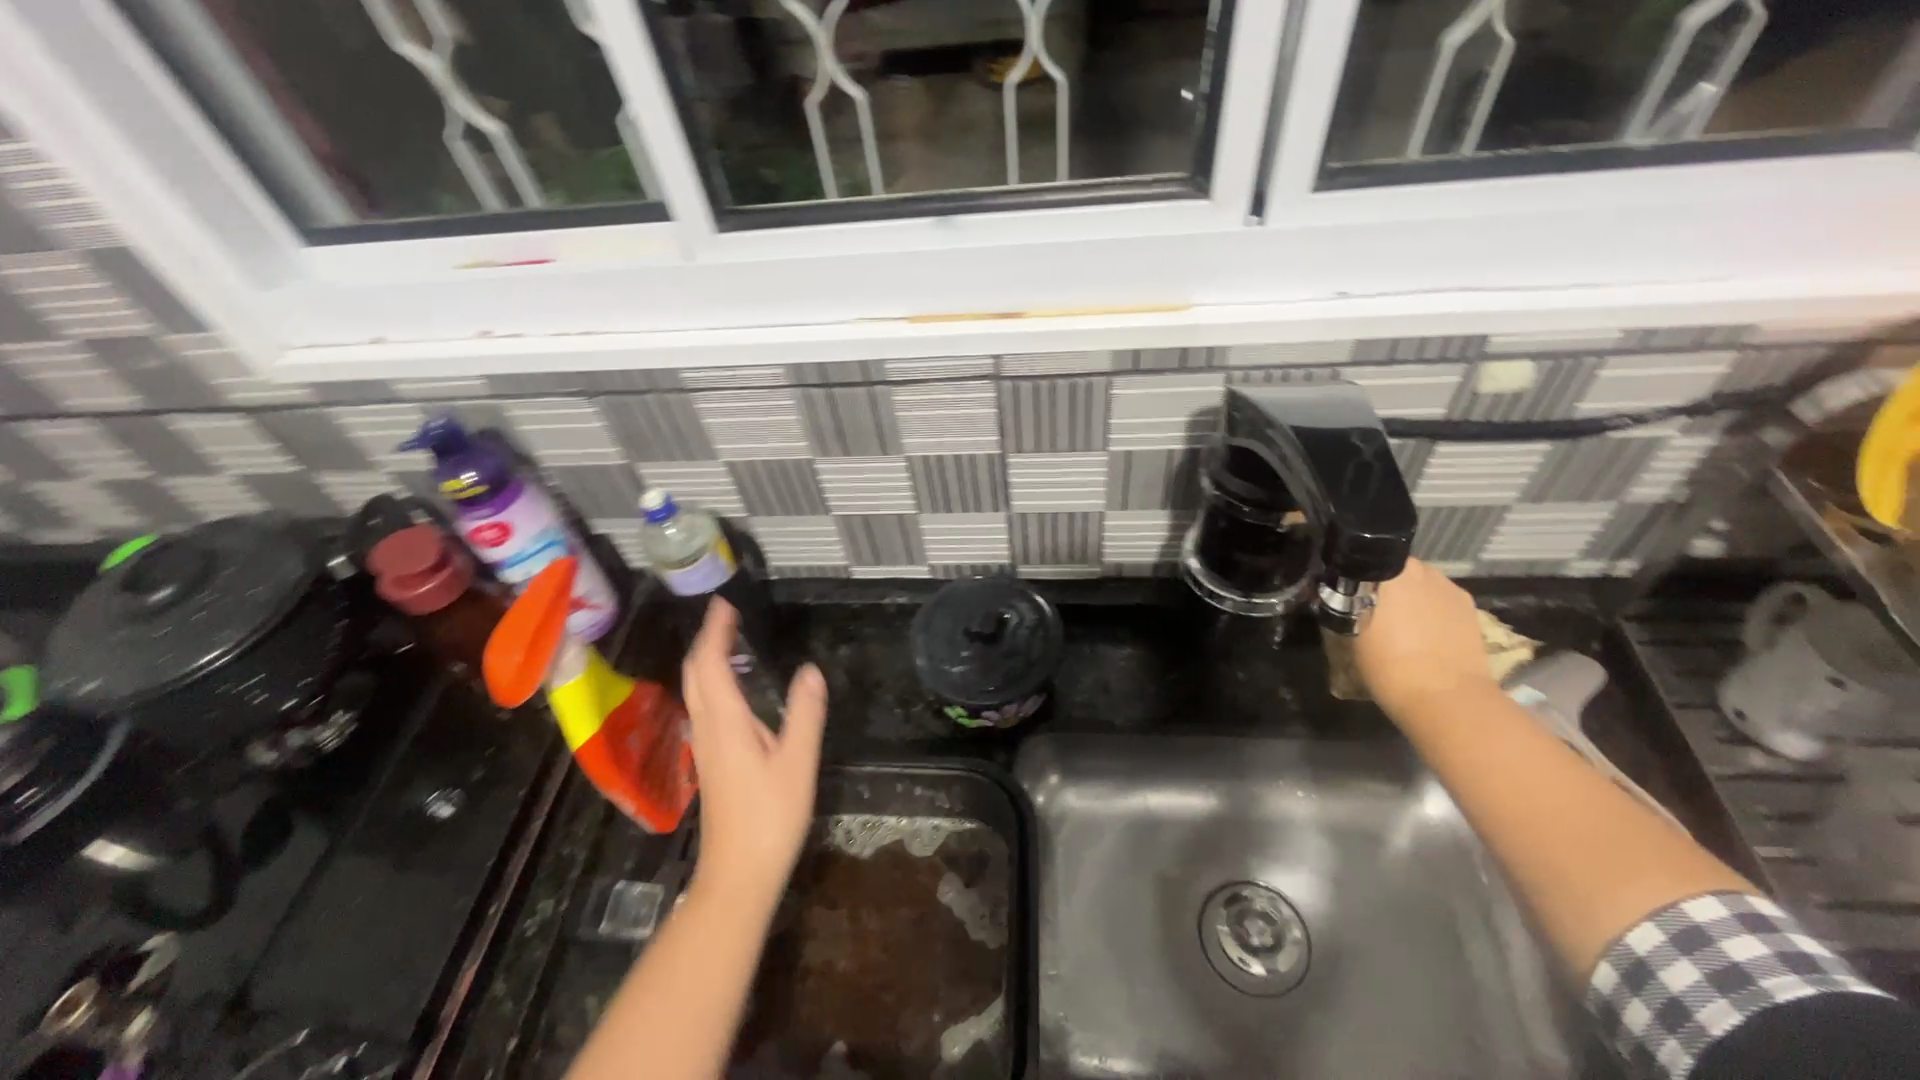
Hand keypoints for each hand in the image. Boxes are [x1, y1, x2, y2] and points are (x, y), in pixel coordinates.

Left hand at [681, 598, 827, 907]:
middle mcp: (708, 729)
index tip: (725, 604)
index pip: (711, 664)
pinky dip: (713, 685)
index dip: (716, 631)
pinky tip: (734, 691)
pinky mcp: (711, 763)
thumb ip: (805, 714)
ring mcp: (705, 748)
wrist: (738, 874)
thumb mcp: (798, 763)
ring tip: (730, 643)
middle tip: (728, 617)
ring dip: (707, 662)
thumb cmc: (770, 818)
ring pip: (696, 692)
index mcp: (726, 723)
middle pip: (695, 674)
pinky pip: (705, 709)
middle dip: (707, 641)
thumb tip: (810, 671)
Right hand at [1354, 558, 1498, 716]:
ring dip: (1414, 595)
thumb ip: (1351, 611)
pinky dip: (1435, 609)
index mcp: (1385, 573)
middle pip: (1398, 568)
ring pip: (1424, 582)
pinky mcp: (1470, 605)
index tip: (1353, 592)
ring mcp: (1448, 587)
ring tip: (1407, 624)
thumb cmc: (1388, 668)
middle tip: (1378, 610)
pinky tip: (1431, 634)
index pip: (1366, 561)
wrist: (1445, 697)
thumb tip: (1351, 604)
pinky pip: (1444, 599)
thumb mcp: (1354, 638)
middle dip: (1389, 584)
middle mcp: (1419, 570)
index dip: (1360, 575)